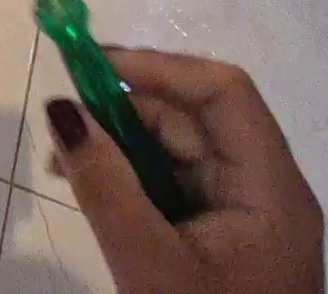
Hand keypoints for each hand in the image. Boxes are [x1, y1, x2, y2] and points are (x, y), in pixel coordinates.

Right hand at [44, 49, 324, 293]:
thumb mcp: (147, 263)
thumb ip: (103, 182)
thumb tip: (58, 105)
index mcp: (269, 190)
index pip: (222, 92)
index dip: (157, 65)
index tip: (90, 64)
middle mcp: (261, 188)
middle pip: (190, 114)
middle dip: (121, 107)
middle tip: (60, 123)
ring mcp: (238, 211)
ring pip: (171, 143)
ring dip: (113, 140)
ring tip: (62, 164)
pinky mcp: (215, 231)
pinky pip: (164, 177)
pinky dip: (122, 171)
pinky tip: (84, 185)